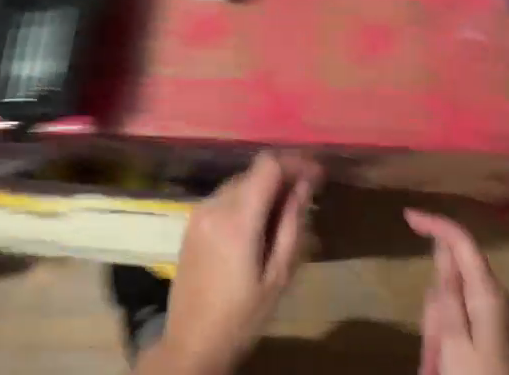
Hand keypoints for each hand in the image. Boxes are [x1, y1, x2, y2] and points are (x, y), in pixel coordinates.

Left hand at [156, 152, 320, 374]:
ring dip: (265, 189)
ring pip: (240, 182)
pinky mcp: (191, 223)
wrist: (190, 345)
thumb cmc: (241, 317)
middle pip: (255, 172)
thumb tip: (304, 186)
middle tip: (307, 197)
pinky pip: (225, 197)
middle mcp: (214, 205)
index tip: (317, 176)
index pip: (269, 165)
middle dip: (283, 177)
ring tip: (285, 215)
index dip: (296, 163)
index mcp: (237, 218)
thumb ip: (292, 226)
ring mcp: (199, 212)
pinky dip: (246, 200)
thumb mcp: (277, 277)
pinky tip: (258, 225)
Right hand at [406, 209, 508, 374]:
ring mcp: (492, 314)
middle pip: (451, 277)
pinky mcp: (488, 331)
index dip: (436, 223)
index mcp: (487, 291)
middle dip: (434, 306)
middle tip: (435, 349)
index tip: (407, 216)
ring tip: (439, 366)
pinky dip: (443, 342)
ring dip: (437, 330)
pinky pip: (456, 324)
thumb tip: (443, 250)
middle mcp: (493, 295)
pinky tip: (441, 368)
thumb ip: (447, 293)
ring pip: (450, 303)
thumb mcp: (453, 341)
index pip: (462, 241)